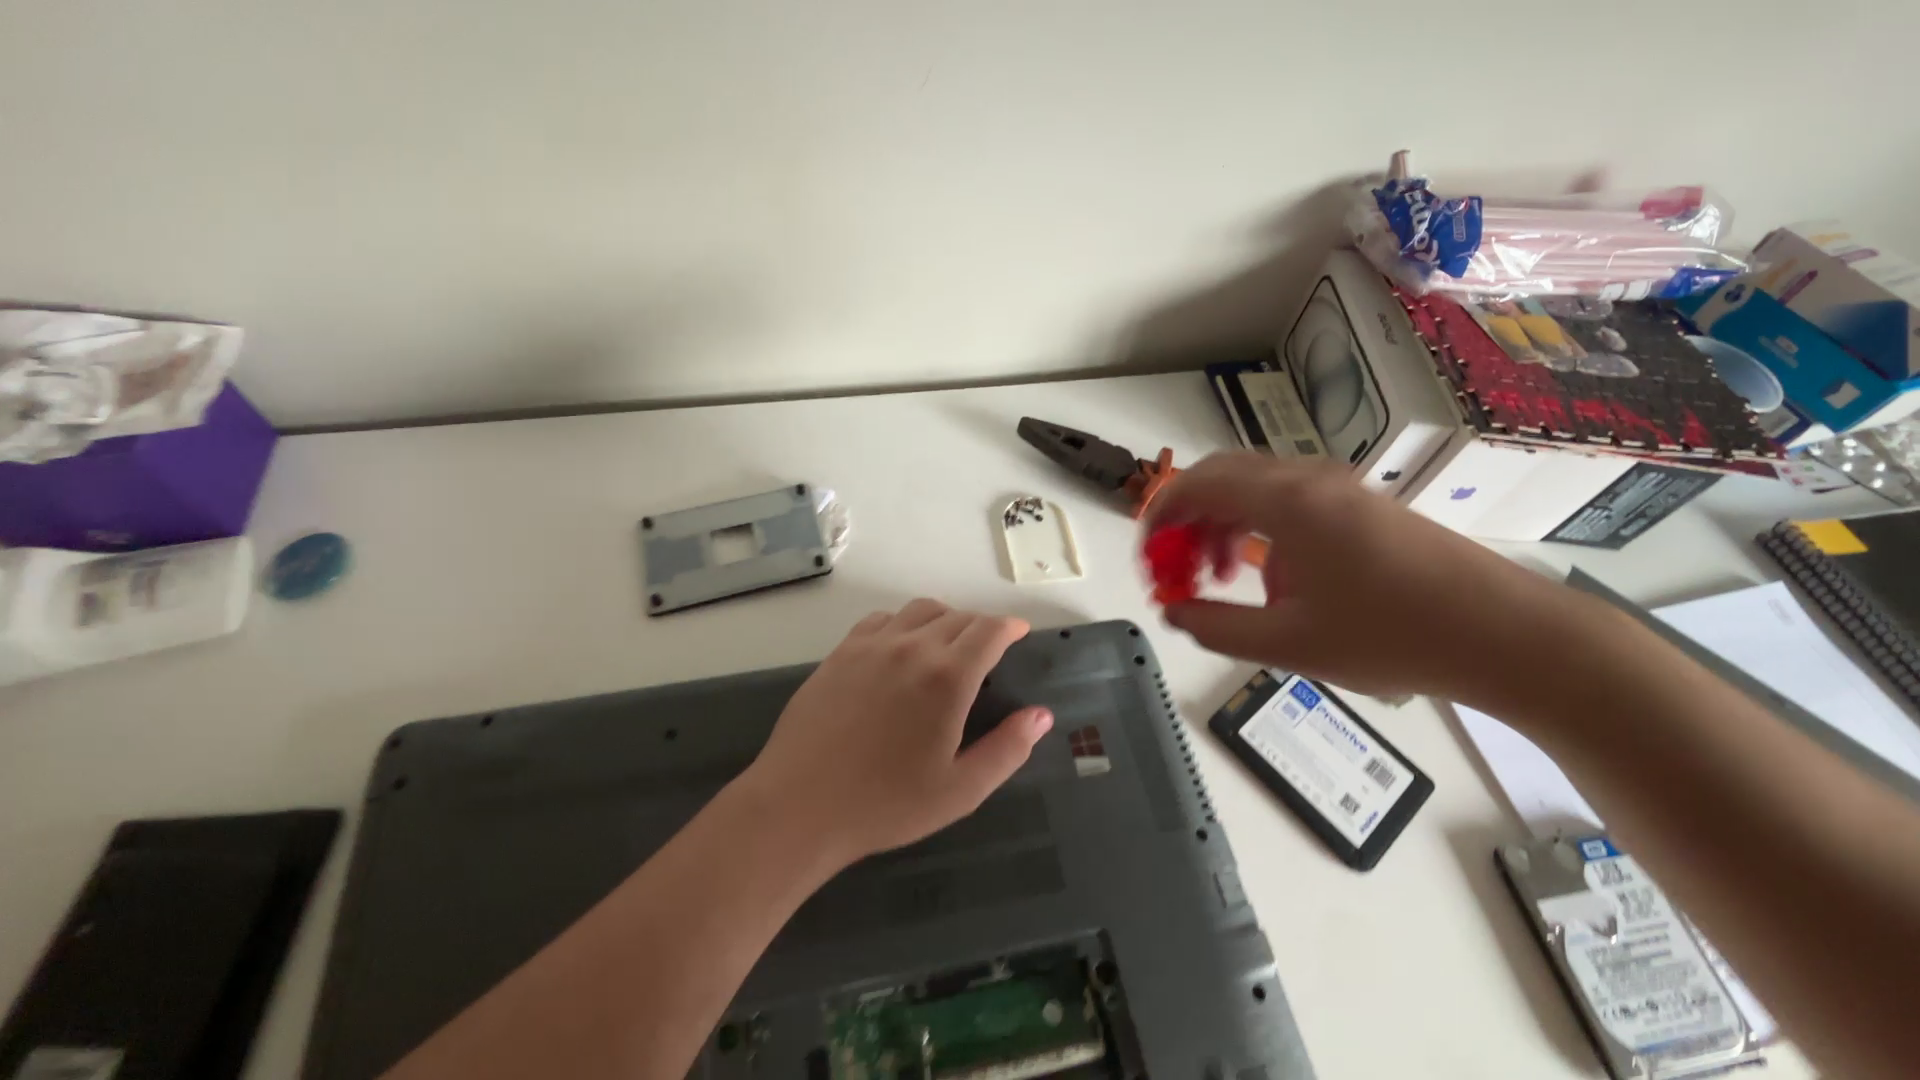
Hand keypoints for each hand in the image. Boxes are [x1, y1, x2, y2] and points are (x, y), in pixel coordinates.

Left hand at [737, 599, 1052, 863]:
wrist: (800, 805)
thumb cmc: (886, 804)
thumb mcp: (961, 790)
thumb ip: (1008, 749)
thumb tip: (1041, 716)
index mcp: (948, 677)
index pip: (989, 630)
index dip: (1010, 626)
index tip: (1019, 633)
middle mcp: (912, 648)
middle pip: (957, 616)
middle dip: (981, 626)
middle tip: (988, 650)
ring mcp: (871, 646)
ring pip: (919, 611)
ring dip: (943, 619)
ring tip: (948, 645)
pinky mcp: (839, 654)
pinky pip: (880, 621)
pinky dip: (902, 624)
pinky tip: (900, 649)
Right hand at [1143, 453, 1582, 703]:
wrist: (1502, 633)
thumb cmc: (1390, 637)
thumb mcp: (1288, 643)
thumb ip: (1216, 627)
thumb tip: (1175, 611)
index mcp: (1286, 502)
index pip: (1196, 484)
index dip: (1158, 518)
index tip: (1147, 560)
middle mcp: (1310, 481)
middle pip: (1223, 479)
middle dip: (1188, 523)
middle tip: (1178, 572)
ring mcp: (1341, 489)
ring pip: (1257, 489)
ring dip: (1224, 527)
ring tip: (1222, 582)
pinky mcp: (1364, 506)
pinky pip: (1292, 503)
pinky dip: (1261, 531)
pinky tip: (1275, 582)